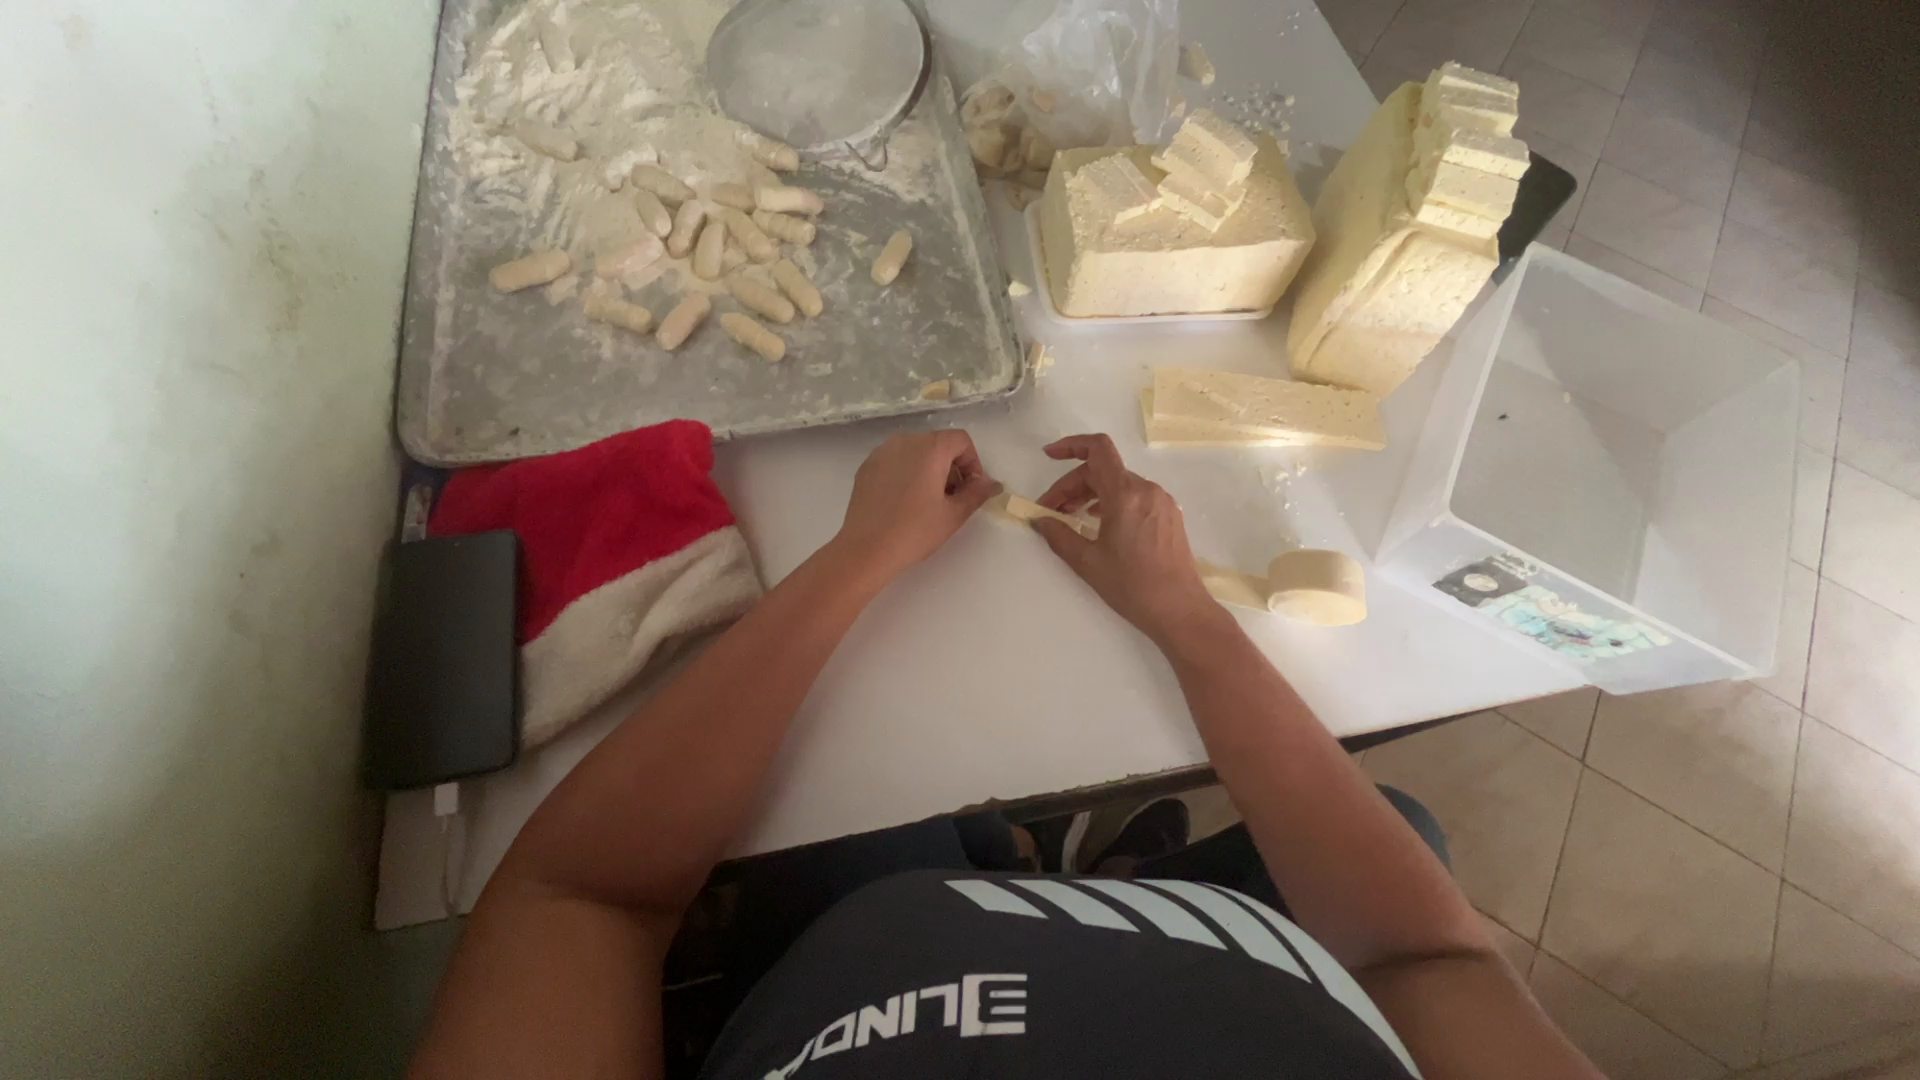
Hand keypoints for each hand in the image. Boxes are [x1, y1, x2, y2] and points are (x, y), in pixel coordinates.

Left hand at [832, 431, 1000, 580]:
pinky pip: (895, 462)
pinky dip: (907, 473)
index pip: (961, 440)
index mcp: (929, 448)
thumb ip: (977, 493)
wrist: (866, 549)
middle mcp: (904, 441)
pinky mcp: (866, 467)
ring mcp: (881, 452)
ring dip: (929, 469)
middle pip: (938, 444)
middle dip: (951, 467)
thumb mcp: (953, 514)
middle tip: (952, 499)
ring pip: (915, 452)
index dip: (973, 463)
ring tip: (928, 502)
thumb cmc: (915, 531)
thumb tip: (993, 483)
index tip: (970, 490)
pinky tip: (904, 503)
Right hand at [1030, 434, 1220, 642]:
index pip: (1097, 449)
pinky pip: (1134, 496)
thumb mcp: (1087, 562)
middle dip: (1071, 485)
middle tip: (1050, 511)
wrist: (1180, 610)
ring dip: (1090, 494)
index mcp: (1125, 495)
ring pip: (1118, 483)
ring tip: (1070, 518)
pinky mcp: (1168, 515)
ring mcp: (1161, 501)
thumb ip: (1059, 535)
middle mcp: (1146, 490)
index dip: (1070, 445)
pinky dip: (1110, 502)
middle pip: (1102, 470)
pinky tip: (1098, 524)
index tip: (1048, 456)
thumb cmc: (1132, 586)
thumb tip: (1039, 520)